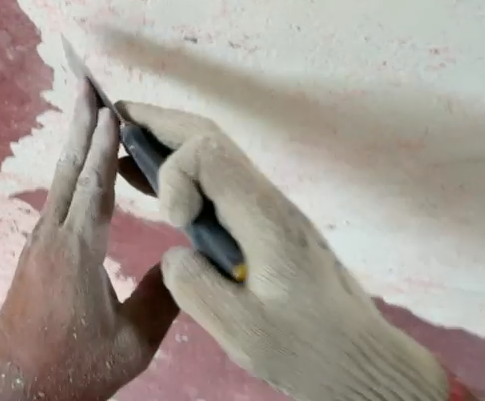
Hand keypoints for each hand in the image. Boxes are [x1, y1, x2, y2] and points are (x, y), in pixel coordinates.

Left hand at [0, 88, 178, 400]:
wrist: (17, 387)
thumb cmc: (75, 369)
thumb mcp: (130, 345)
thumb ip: (161, 301)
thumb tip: (186, 259)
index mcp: (76, 253)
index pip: (93, 187)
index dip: (104, 147)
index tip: (110, 109)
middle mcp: (52, 235)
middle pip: (69, 169)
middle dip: (81, 124)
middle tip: (85, 82)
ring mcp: (40, 239)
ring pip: (60, 179)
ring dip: (74, 141)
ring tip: (84, 106)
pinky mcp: (36, 248)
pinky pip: (57, 196)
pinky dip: (70, 168)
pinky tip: (79, 161)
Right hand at [120, 103, 451, 400]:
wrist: (370, 366)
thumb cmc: (312, 351)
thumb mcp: (245, 332)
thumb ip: (194, 286)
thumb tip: (173, 253)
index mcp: (262, 216)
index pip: (206, 154)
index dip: (173, 174)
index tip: (173, 222)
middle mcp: (265, 198)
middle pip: (207, 135)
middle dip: (158, 122)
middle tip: (114, 118)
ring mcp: (266, 207)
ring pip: (212, 151)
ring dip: (166, 141)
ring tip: (123, 144)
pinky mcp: (263, 223)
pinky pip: (216, 178)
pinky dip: (181, 170)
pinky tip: (154, 185)